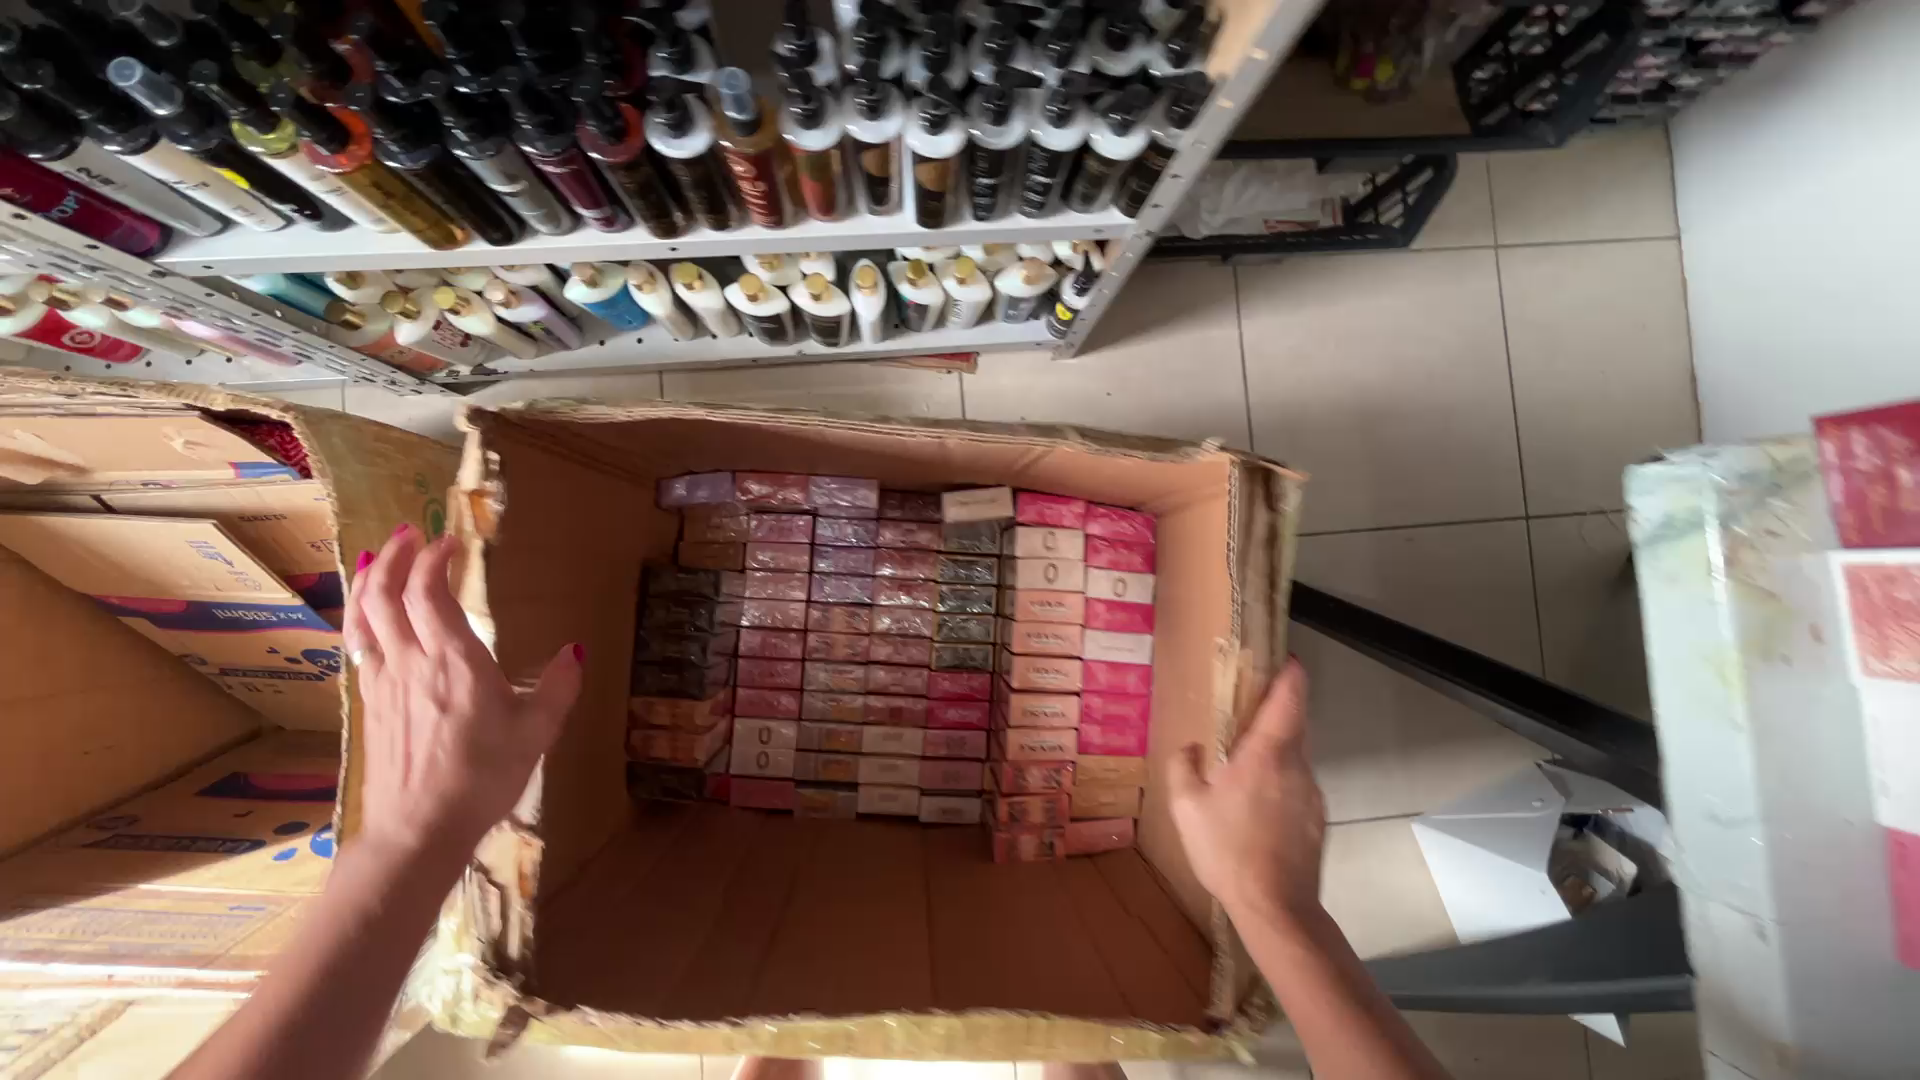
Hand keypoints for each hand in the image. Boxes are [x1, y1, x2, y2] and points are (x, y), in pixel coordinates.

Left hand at [343, 525, 582, 861]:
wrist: (419, 829)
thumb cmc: (485, 775)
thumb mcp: (537, 730)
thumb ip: (558, 686)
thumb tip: (574, 650)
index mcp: (454, 661)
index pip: (431, 594)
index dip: (434, 561)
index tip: (449, 541)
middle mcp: (410, 662)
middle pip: (385, 595)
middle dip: (393, 558)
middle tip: (408, 533)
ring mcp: (383, 683)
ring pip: (362, 618)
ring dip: (368, 582)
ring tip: (376, 560)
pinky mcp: (370, 705)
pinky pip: (358, 646)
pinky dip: (361, 618)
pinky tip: (369, 619)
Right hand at [1169, 659, 1325, 927]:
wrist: (1275, 907)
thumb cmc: (1226, 850)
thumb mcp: (1186, 806)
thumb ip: (1183, 766)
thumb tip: (1192, 747)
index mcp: (1265, 755)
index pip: (1288, 700)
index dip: (1291, 675)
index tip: (1287, 658)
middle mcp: (1296, 767)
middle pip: (1296, 724)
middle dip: (1280, 707)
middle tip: (1252, 702)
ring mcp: (1311, 794)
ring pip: (1298, 754)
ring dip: (1278, 745)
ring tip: (1247, 756)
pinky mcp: (1316, 818)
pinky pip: (1298, 782)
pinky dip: (1282, 776)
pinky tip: (1258, 799)